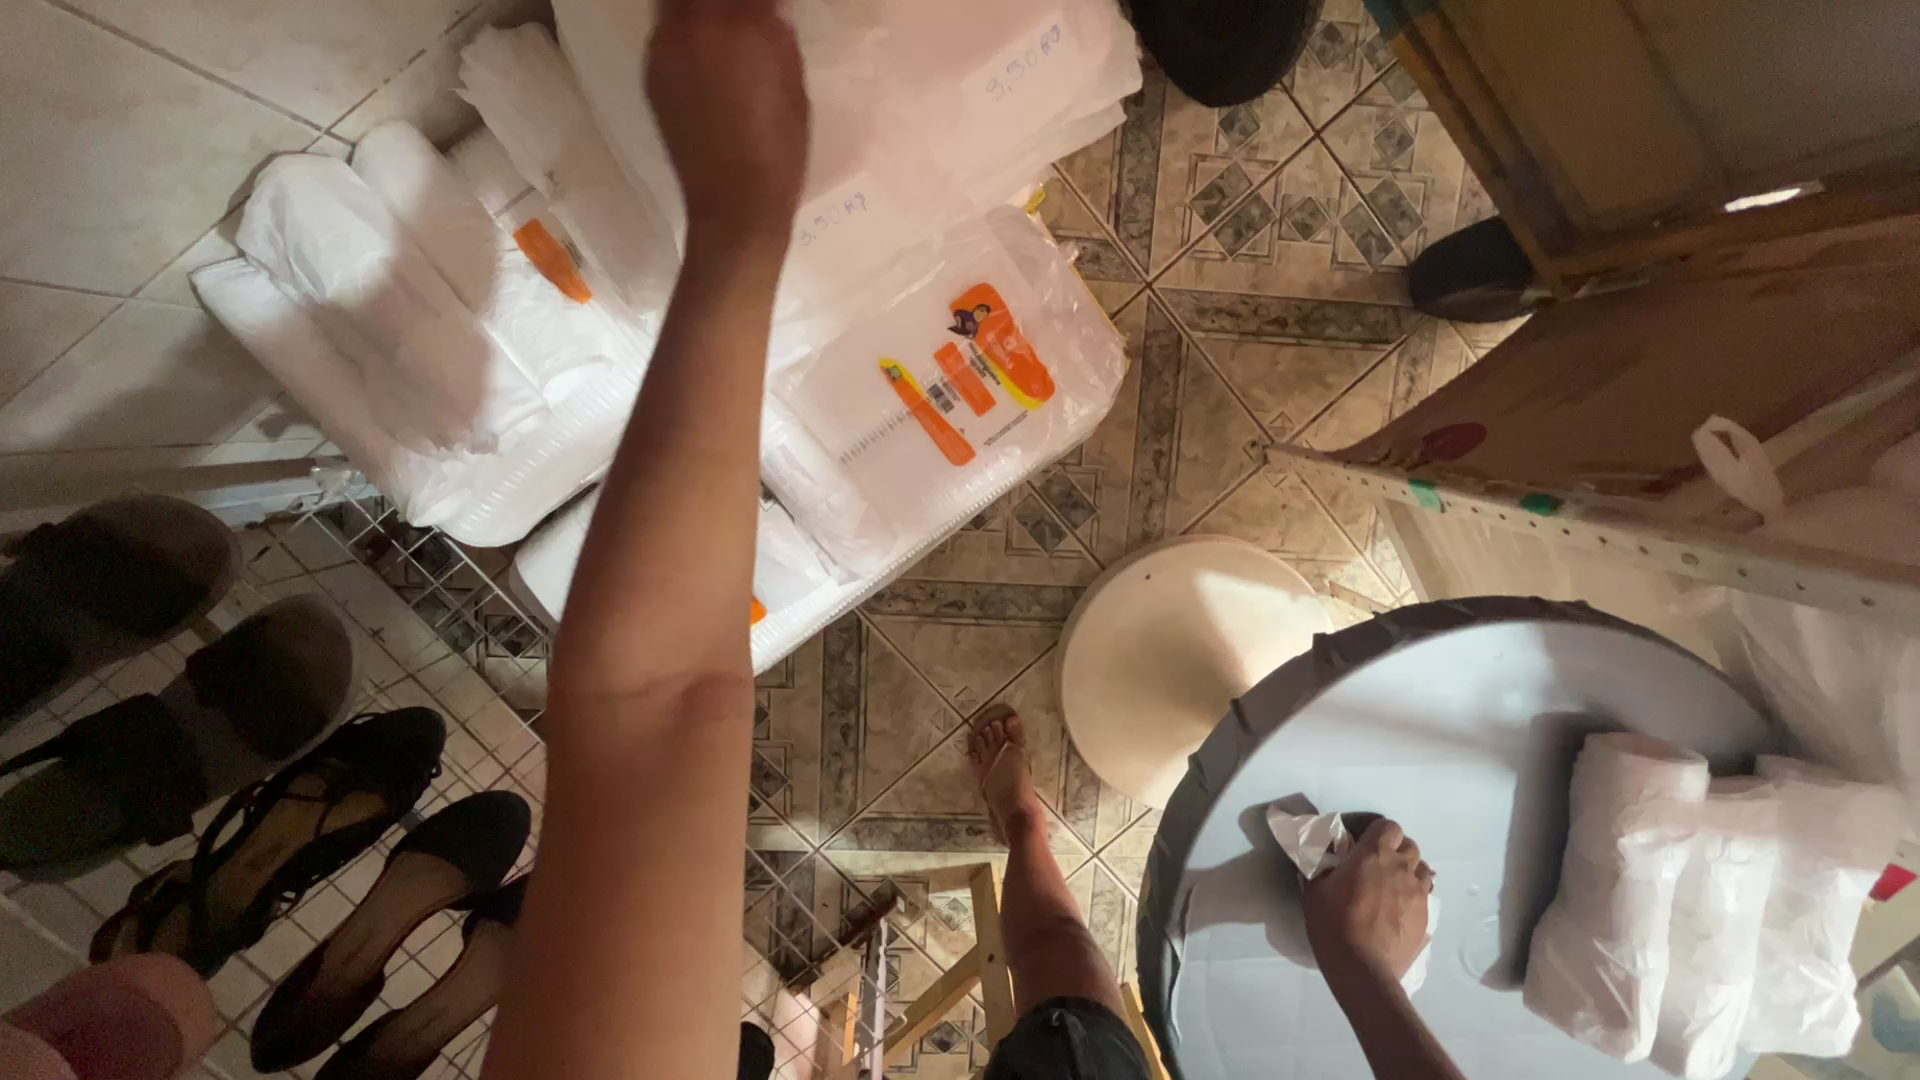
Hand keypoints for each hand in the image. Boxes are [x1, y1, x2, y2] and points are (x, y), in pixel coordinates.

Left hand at [646, 0, 810, 246]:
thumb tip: (770, 12)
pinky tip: (703, 52)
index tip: (770, 10)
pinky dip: (684, 28)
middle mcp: (698, 24)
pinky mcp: (651, 69)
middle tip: (744, 17)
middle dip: (730, 3)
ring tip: (721, 29)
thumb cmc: (779, 158)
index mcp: (745, 27)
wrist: (734, 209)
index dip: (761, 2)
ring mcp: (667, 45)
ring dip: (700, 9)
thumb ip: (779, 41)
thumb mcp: (796, 94)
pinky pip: (665, 26)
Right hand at [1303, 818, 1433, 981]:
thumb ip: (1321, 867)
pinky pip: (1425, 896)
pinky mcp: (1427, 918)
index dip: (1377, 832)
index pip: (1389, 826)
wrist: (1363, 968)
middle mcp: (1401, 869)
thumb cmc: (1334, 921)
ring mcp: (1418, 895)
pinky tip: (1398, 910)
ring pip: (1422, 870)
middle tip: (1376, 863)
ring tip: (1392, 885)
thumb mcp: (1315, 888)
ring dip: (1409, 871)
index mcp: (1374, 855)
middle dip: (1395, 849)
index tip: (1362, 842)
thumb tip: (1319, 858)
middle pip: (1410, 845)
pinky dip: (1414, 895)